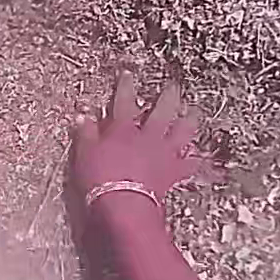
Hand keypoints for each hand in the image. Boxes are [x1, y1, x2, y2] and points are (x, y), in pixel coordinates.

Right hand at [71, 72, 202, 206]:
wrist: (124, 206)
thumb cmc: (100, 180)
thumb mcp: (85, 154)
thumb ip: (85, 134)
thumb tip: (81, 117)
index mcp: (123, 129)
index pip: (124, 100)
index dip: (125, 85)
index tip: (128, 74)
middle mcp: (147, 137)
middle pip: (162, 111)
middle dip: (167, 97)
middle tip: (173, 87)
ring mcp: (163, 154)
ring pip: (181, 132)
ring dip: (188, 122)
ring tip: (192, 113)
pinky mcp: (173, 174)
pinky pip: (188, 164)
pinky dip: (194, 159)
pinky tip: (198, 156)